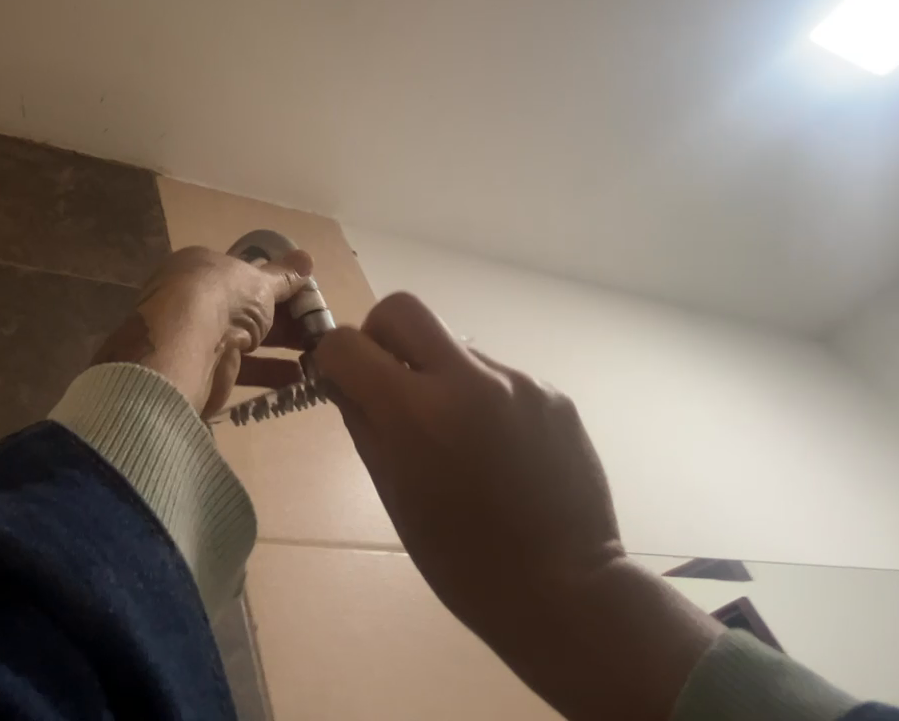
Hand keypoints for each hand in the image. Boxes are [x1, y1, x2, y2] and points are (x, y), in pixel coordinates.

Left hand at [91, 246, 315, 416]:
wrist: (186, 344)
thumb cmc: (223, 296)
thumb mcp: (260, 281)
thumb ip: (283, 276)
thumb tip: (307, 258)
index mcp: (201, 268)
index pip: (239, 274)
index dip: (270, 285)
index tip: (301, 296)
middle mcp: (196, 299)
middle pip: (245, 308)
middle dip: (281, 318)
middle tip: (316, 326)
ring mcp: (199, 335)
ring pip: (246, 339)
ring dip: (280, 345)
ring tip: (317, 352)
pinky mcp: (206, 369)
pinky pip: (245, 369)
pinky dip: (272, 372)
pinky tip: (301, 377)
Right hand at [316, 293, 719, 720]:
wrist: (563, 590)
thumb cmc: (458, 556)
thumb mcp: (390, 489)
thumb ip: (362, 420)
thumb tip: (343, 378)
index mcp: (415, 410)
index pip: (347, 343)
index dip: (334, 357)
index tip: (341, 379)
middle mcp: (467, 378)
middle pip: (402, 308)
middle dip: (381, 333)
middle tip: (389, 379)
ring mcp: (517, 380)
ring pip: (454, 345)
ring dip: (438, 372)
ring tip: (456, 432)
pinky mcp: (552, 393)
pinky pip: (497, 374)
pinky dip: (481, 396)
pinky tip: (495, 446)